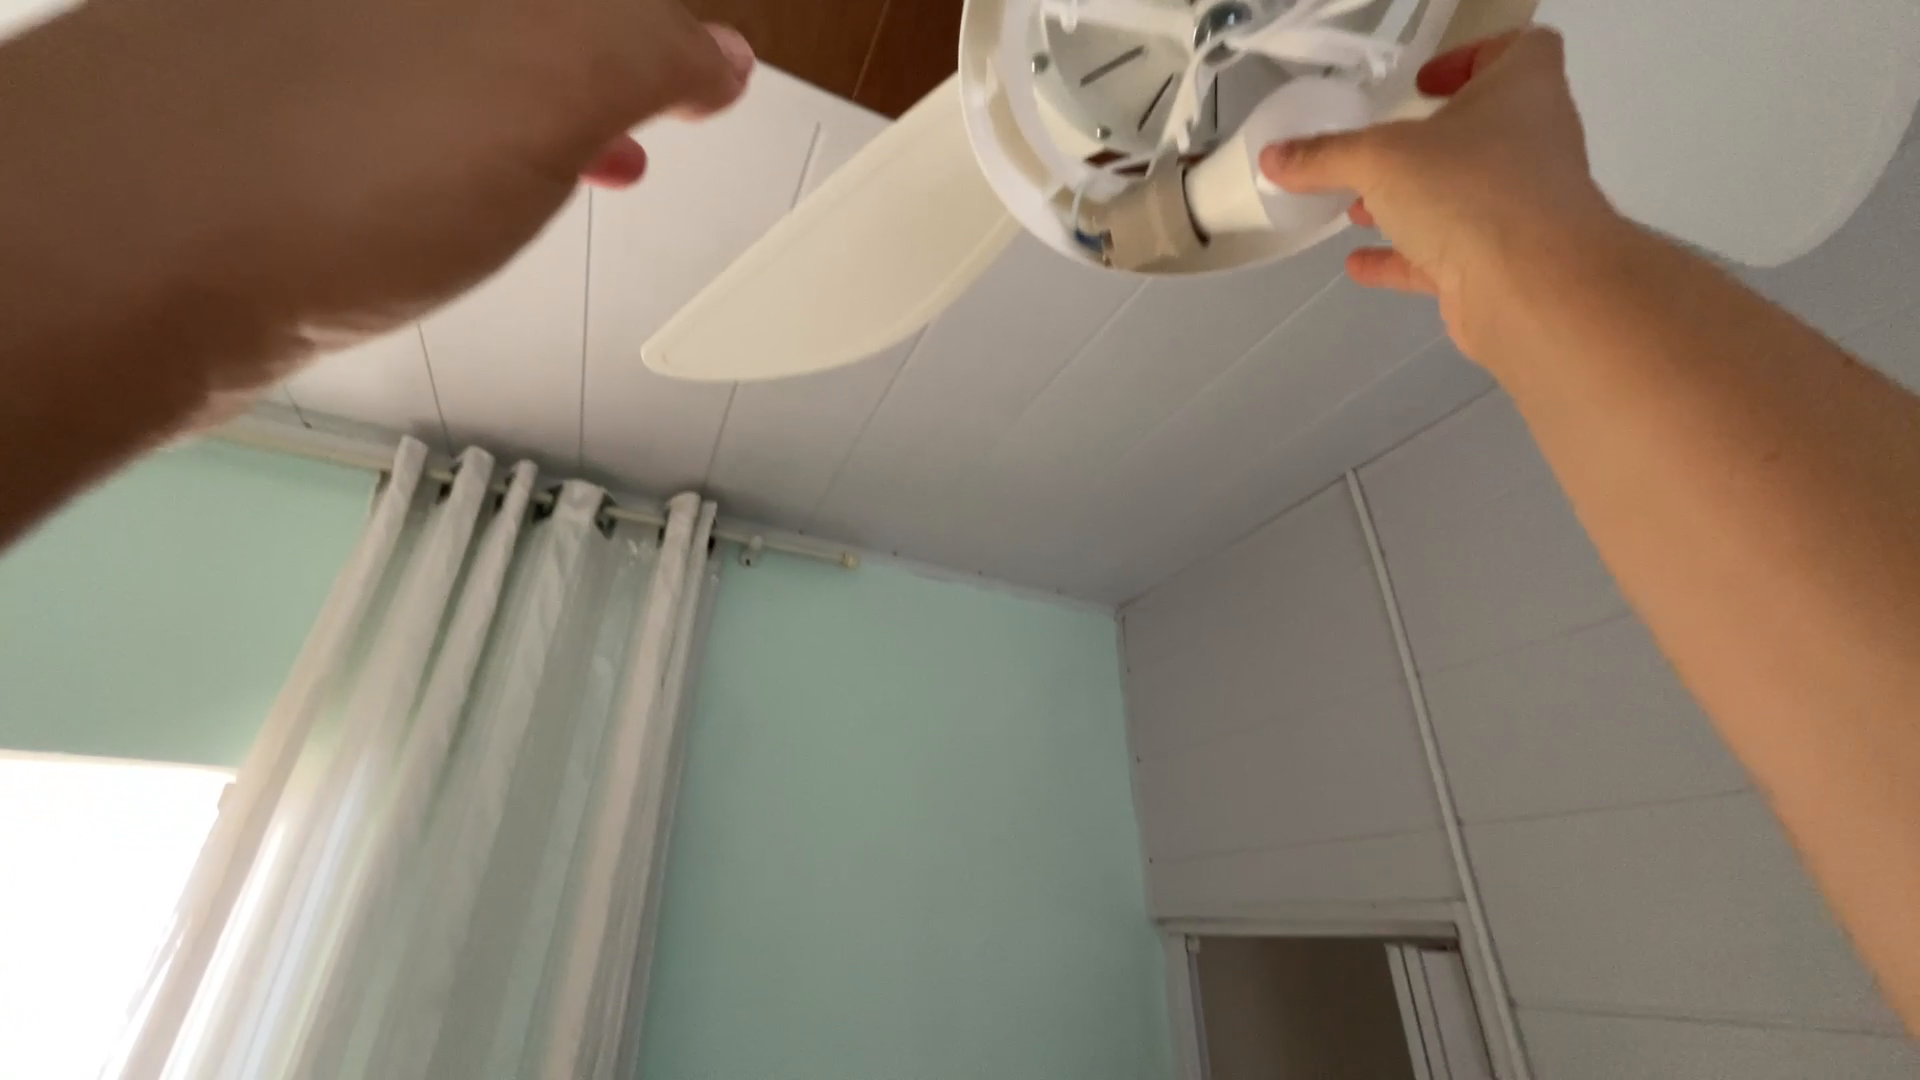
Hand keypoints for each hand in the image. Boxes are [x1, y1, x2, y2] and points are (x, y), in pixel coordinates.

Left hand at [1, 0, 752, 391]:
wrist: (121, 258)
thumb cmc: (358, 170)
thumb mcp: (544, 90)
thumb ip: (649, 53)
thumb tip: (725, 54)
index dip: (659, 29)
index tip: (704, 82)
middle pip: (531, 17)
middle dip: (614, 54)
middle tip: (671, 112)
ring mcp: (311, 26)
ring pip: (474, 45)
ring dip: (560, 95)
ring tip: (615, 162)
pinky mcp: (277, 86)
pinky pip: (418, 85)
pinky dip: (486, 124)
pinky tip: (501, 179)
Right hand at [1258, 28, 1619, 356]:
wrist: (1528, 283)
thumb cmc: (1468, 189)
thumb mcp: (1380, 159)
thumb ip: (1324, 157)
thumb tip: (1272, 157)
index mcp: (1522, 90)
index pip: (1513, 52)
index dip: (1468, 59)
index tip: (1418, 86)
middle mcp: (1529, 142)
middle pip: (1474, 131)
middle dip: (1420, 145)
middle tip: (1370, 155)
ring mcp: (1516, 206)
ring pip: (1456, 195)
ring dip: (1406, 202)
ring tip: (1353, 209)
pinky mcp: (1496, 261)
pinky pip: (1440, 252)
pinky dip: (1400, 256)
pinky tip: (1358, 263)